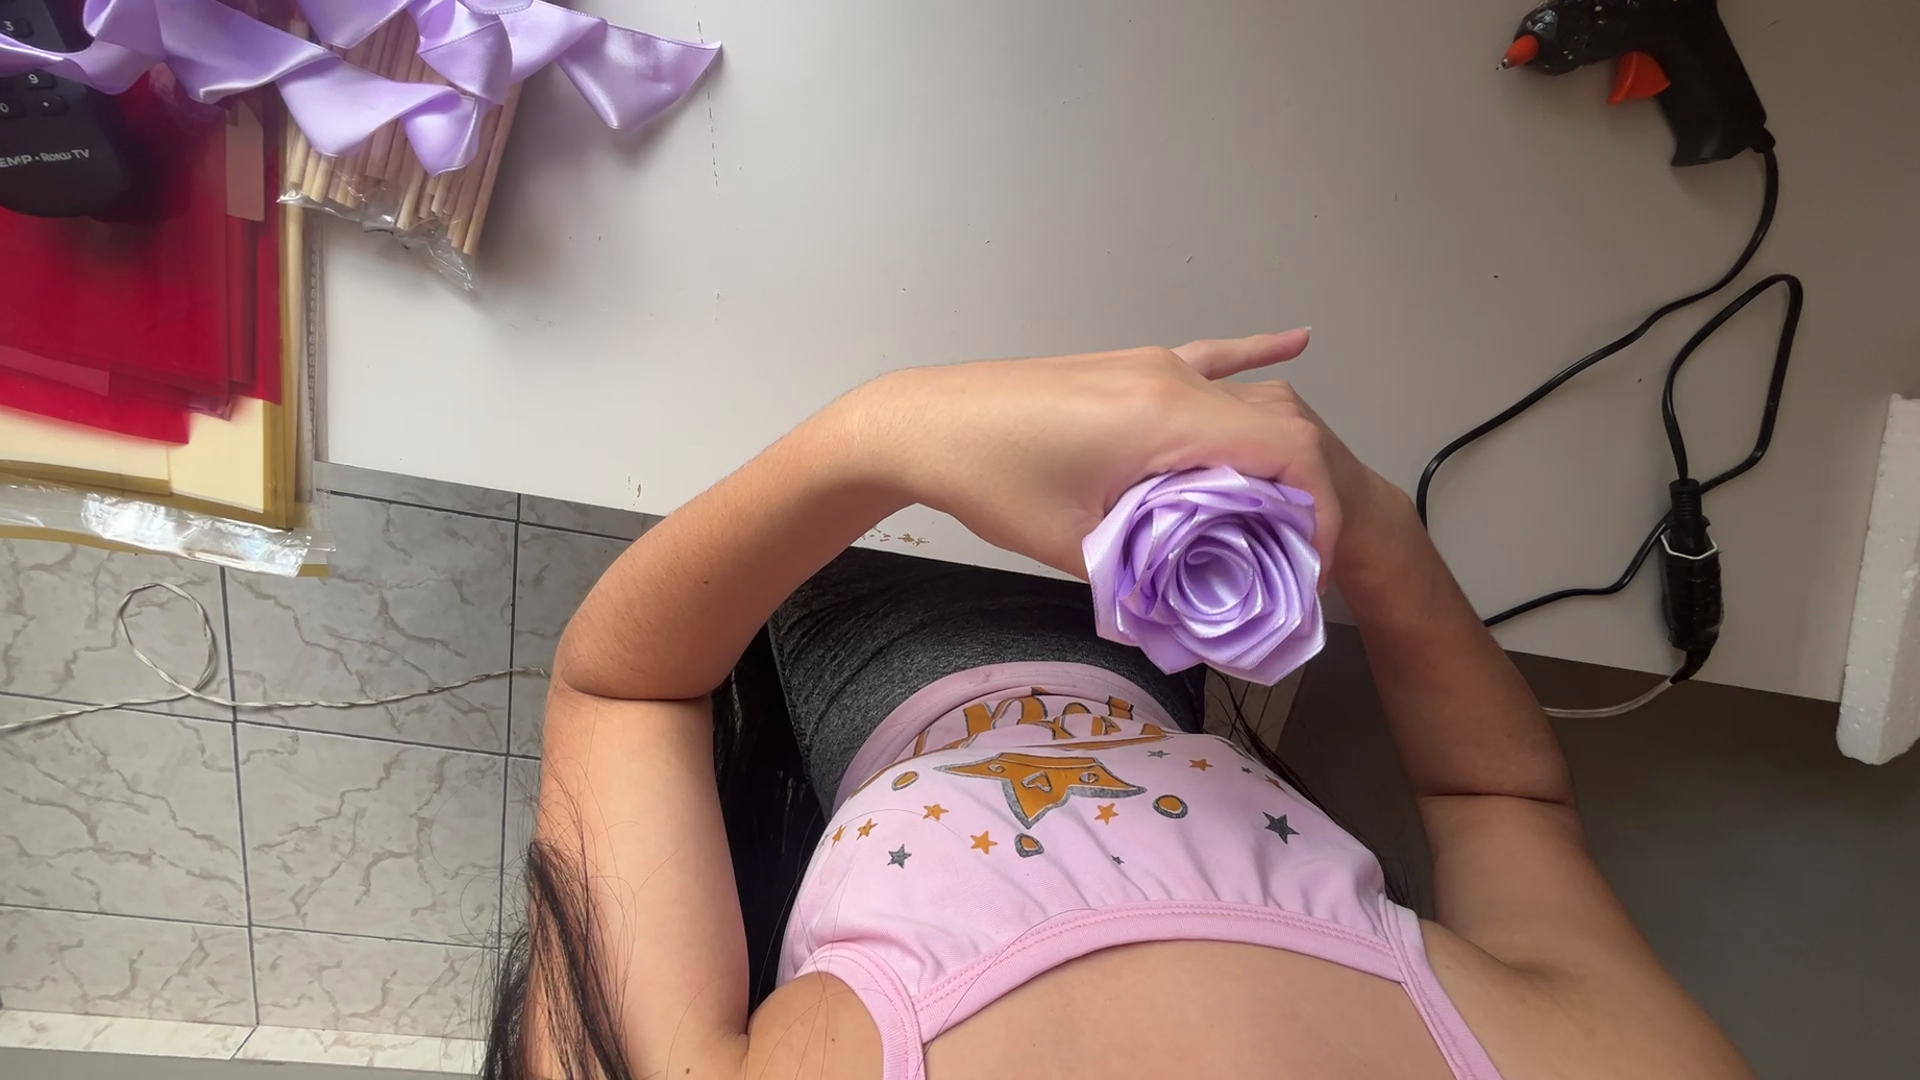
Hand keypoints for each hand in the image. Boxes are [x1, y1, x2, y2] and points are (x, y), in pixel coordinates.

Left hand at [835, 330, 1405, 581]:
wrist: (925, 423)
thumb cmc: (988, 477)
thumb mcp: (1073, 542)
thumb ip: (1145, 568)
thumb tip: (1193, 591)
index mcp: (1165, 417)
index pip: (1288, 451)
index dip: (1320, 512)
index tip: (1309, 565)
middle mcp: (1169, 378)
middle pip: (1275, 427)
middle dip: (1299, 496)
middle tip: (1287, 556)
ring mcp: (1149, 365)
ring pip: (1243, 402)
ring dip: (1269, 456)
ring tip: (1273, 512)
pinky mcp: (1126, 368)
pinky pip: (1207, 360)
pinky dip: (1253, 359)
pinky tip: (1294, 343)